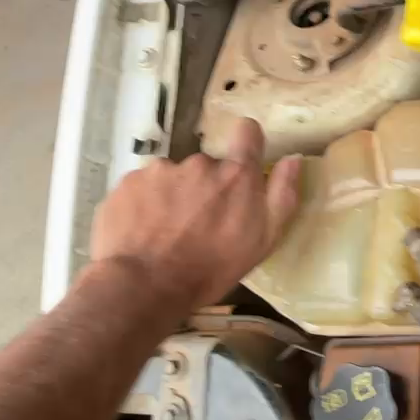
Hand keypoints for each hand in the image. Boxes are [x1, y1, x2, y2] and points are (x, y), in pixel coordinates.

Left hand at [88, 118, 301, 309]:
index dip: (247, 142)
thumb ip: (282, 194)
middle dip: (206, 186)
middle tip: (200, 222)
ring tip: (167, 230)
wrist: (143, 287)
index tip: (242, 161)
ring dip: (175, 195)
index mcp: (236, 175)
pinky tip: (144, 230)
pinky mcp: (127, 183)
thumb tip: (292, 159)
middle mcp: (199, 163)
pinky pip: (143, 186)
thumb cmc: (212, 268)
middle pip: (208, 165)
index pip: (248, 132)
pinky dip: (145, 203)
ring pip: (173, 177)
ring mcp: (160, 170)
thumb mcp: (264, 240)